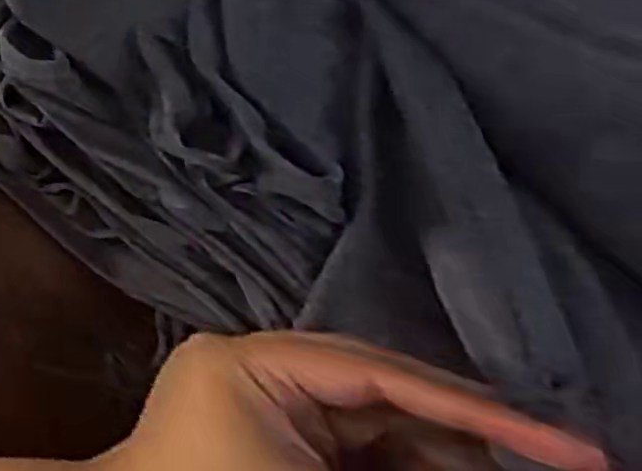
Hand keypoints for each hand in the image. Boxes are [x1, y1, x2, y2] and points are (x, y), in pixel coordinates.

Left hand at [99, 332, 606, 470]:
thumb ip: (410, 468)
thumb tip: (471, 462)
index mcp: (246, 361)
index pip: (372, 371)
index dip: (475, 407)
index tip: (575, 446)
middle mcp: (245, 360)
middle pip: (369, 381)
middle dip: (462, 422)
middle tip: (561, 456)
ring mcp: (249, 387)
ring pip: (363, 408)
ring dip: (437, 442)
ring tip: (520, 465)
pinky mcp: (260, 418)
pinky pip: (342, 431)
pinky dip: (398, 454)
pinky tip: (453, 468)